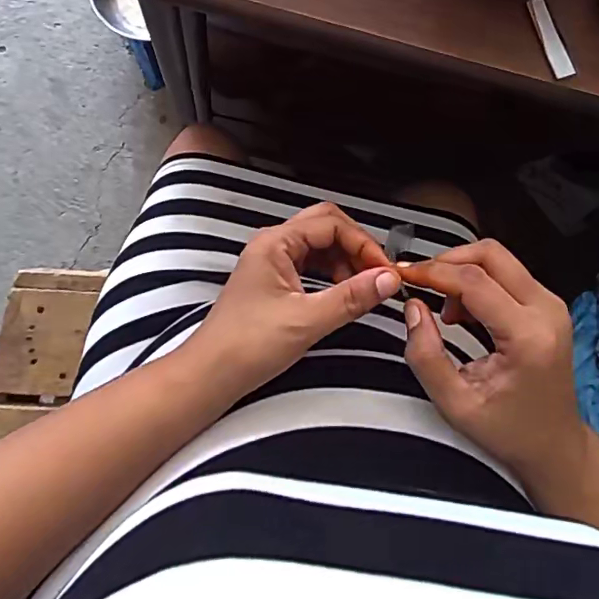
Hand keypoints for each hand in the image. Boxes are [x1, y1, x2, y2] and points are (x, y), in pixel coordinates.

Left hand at [181, 203, 403, 393]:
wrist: (211, 374)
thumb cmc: (246, 345)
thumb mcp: (307, 320)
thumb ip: (351, 297)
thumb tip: (387, 279)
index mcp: (275, 242)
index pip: (331, 224)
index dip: (362, 243)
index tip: (385, 270)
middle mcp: (273, 245)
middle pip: (325, 227)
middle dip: (355, 246)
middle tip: (379, 272)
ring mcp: (272, 262)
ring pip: (319, 246)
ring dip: (346, 261)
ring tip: (366, 286)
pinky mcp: (274, 282)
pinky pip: (311, 265)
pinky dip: (333, 274)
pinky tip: (345, 293)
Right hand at [399, 240, 586, 485]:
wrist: (555, 447)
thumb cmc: (511, 431)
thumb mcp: (455, 404)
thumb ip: (426, 355)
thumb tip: (413, 307)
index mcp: (528, 337)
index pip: (473, 281)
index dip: (432, 272)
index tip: (404, 275)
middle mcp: (546, 312)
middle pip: (490, 254)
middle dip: (448, 261)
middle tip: (422, 282)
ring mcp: (551, 305)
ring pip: (497, 258)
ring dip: (461, 271)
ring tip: (445, 309)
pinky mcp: (546, 305)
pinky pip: (505, 272)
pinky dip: (475, 281)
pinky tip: (462, 312)